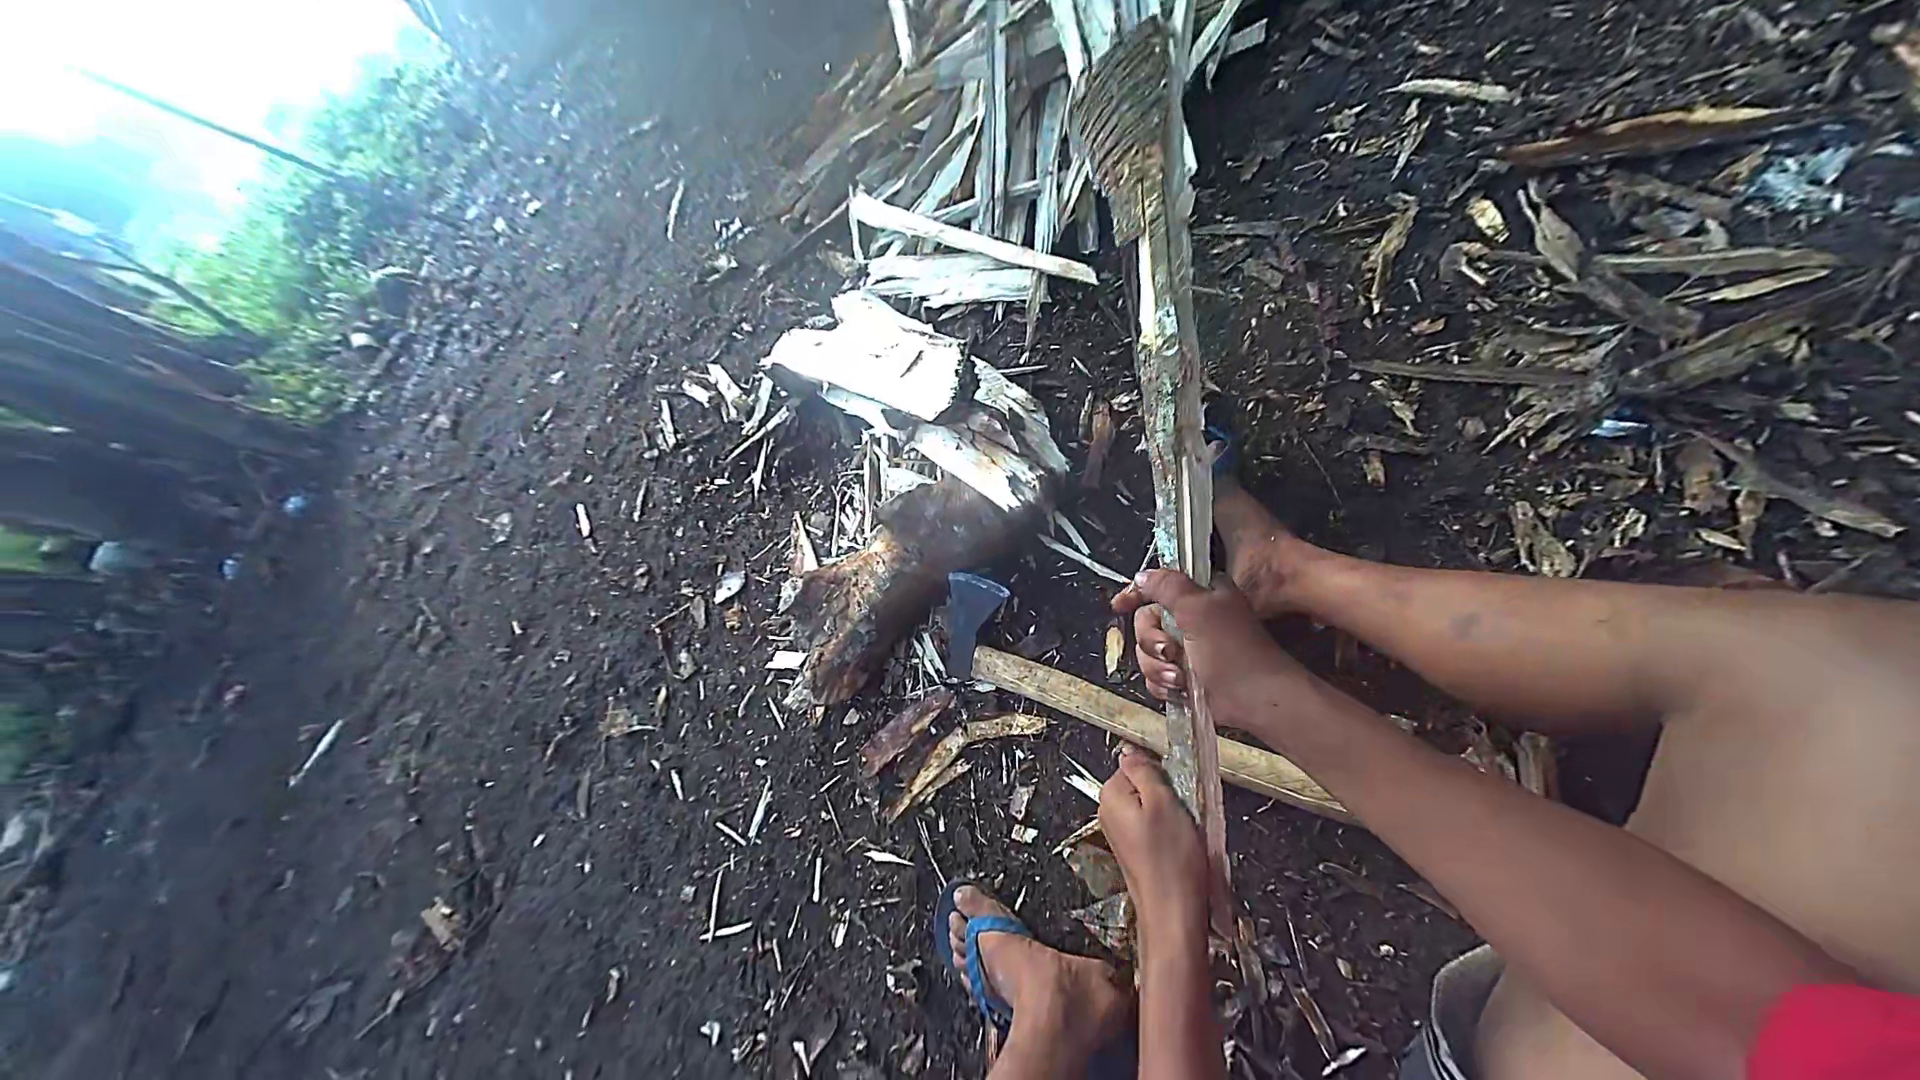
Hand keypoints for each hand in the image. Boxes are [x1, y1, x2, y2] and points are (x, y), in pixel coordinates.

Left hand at [1098, 746, 1207, 933]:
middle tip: (1181, 812)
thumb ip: (1144, 770)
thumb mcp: (1162, 801)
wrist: (1173, 913)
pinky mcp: (1134, 848)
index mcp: (1111, 794)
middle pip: (1142, 784)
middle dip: (1166, 793)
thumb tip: (1131, 751)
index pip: (1135, 763)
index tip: (1175, 789)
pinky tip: (1178, 847)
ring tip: (1181, 832)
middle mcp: (1109, 811)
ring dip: (1170, 813)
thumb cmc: (1171, 860)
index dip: (1161, 773)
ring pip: (1150, 805)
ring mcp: (1120, 831)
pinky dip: (1168, 831)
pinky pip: (1152, 826)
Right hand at [1111, 569, 1307, 727]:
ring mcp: (1186, 649)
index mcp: (1199, 595)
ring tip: (1180, 677)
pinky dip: (1163, 683)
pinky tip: (1179, 689)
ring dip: (1158, 666)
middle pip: (1145, 622)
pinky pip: (1154, 675)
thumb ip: (1167, 586)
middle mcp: (1191, 619)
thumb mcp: (1198, 608)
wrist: (1254, 699)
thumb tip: (1140, 576)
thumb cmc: (1231, 650)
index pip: (1157, 586)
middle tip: (1169, 651)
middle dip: (1151, 641)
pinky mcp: (1183, 676)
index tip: (1120, 606)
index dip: (1136, 594)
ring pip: (1147, 652)